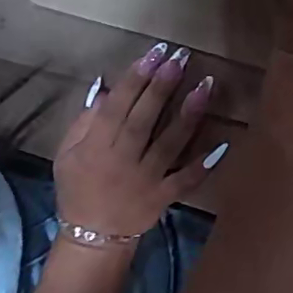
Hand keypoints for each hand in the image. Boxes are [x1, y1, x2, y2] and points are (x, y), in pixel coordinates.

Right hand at [57, 42, 219, 238]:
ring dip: (189, 114)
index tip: (154, 52)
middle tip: (181, 58)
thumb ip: (85, 119)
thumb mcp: (68, 152)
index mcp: (97, 145)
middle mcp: (123, 160)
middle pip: (145, 119)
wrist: (90, 239)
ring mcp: (146, 179)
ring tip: (206, 84)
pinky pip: (185, 180)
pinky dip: (204, 165)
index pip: (118, 105)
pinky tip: (224, 144)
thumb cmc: (77, 188)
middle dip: (163, 86)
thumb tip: (104, 85)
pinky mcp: (163, 197)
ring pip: (170, 143)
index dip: (136, 77)